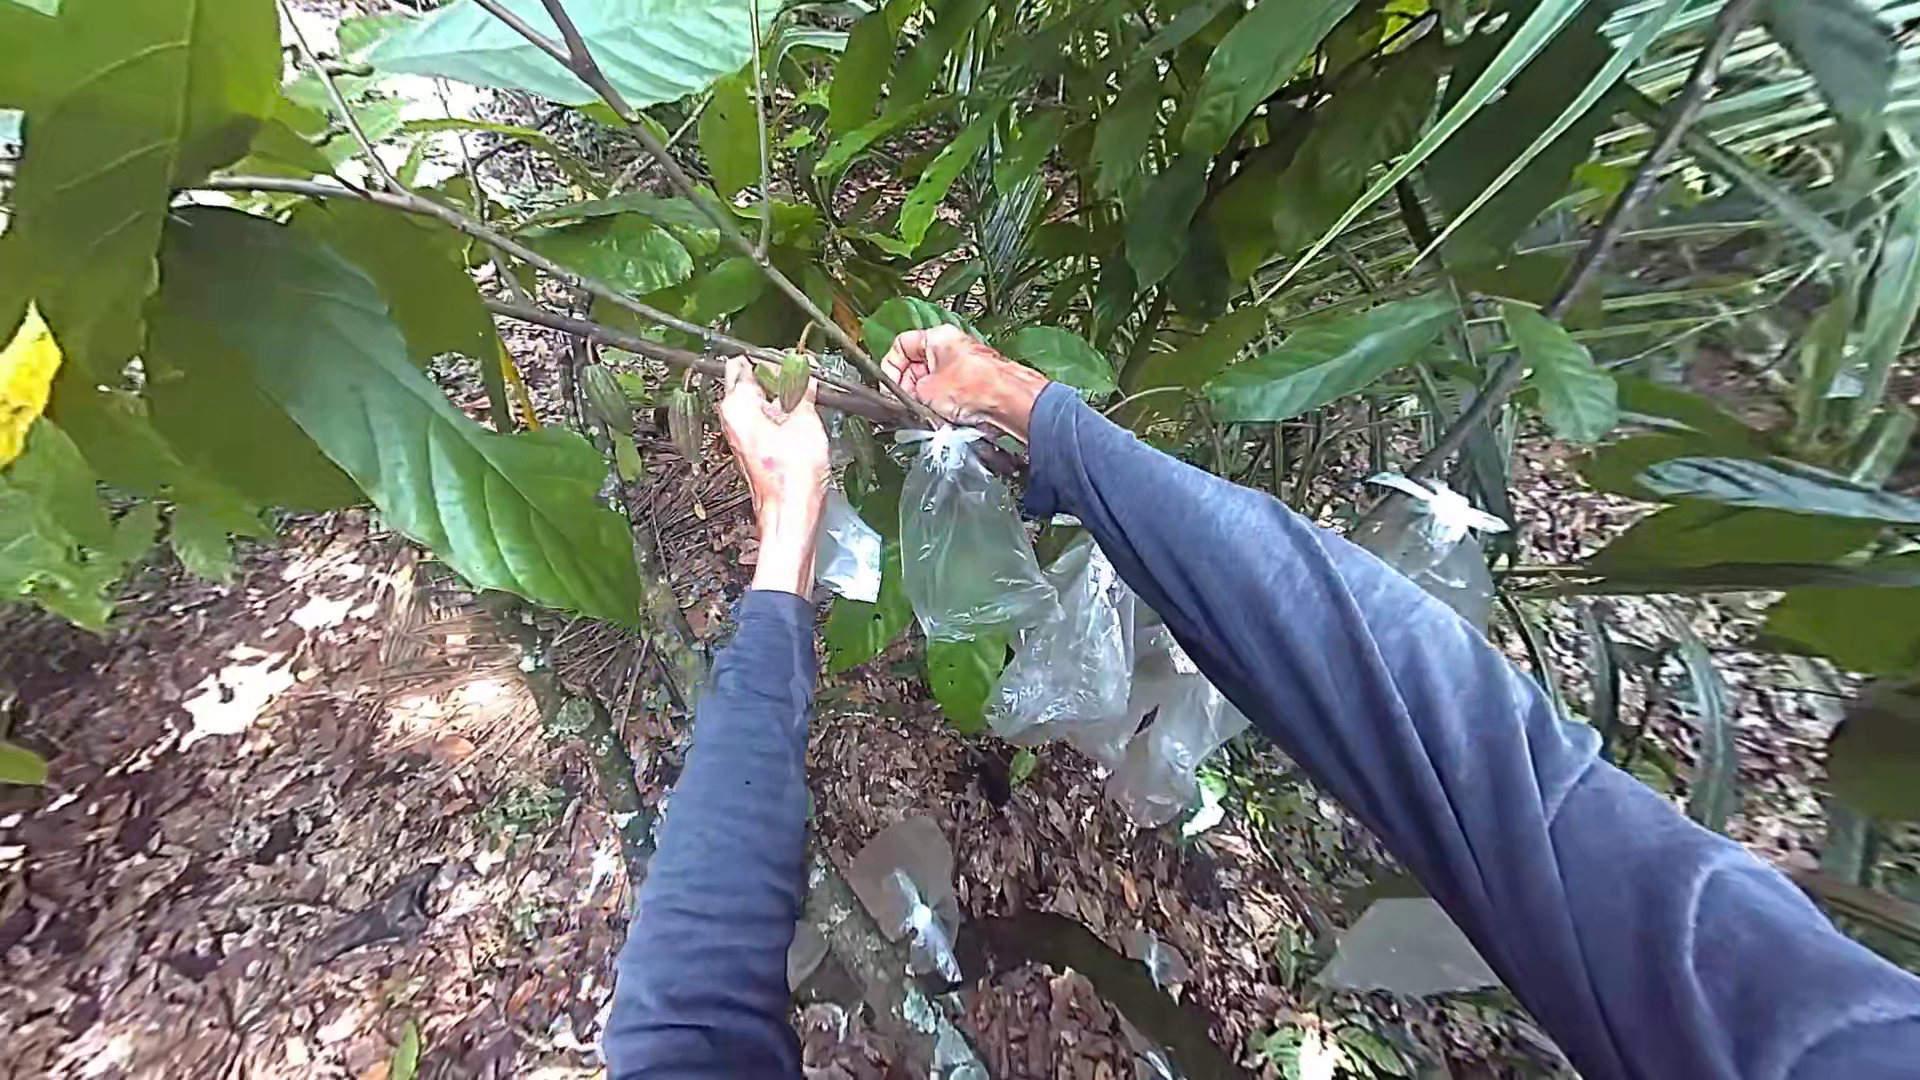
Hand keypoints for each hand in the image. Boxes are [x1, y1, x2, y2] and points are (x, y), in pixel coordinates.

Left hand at [717, 356, 829, 595]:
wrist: (791, 516)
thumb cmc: (795, 476)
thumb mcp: (806, 423)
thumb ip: (803, 390)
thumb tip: (805, 367)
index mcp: (737, 406)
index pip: (746, 363)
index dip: (773, 361)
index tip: (798, 366)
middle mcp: (731, 418)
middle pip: (751, 382)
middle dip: (778, 379)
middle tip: (808, 386)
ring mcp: (739, 435)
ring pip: (759, 402)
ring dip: (783, 400)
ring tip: (810, 407)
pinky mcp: (752, 449)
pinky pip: (764, 421)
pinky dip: (782, 418)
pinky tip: (803, 426)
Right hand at [881, 325, 1050, 441]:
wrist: (1011, 402)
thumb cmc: (977, 388)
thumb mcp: (926, 391)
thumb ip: (907, 392)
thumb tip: (905, 399)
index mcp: (938, 337)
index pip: (901, 345)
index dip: (891, 367)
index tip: (889, 387)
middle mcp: (953, 348)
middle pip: (917, 366)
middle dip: (910, 387)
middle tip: (907, 404)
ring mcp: (965, 366)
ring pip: (934, 384)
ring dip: (928, 401)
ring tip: (930, 412)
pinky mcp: (976, 386)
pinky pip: (951, 396)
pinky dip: (945, 408)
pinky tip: (947, 417)